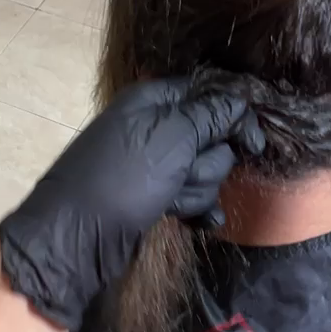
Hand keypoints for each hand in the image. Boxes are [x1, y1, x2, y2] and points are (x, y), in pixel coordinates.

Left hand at [0, 78, 261, 331]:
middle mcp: (156, 128)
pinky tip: (196, 221)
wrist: (78, 237)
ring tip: (170, 200)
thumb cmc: (123, 177)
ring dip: (196, 189)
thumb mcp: (172, 136)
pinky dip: (196, 209)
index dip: (233, 116)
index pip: (209, 95)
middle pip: (212, 137)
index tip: (252, 142)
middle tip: (181, 174)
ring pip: (205, 171)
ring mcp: (155, 166)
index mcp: (154, 101)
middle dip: (206, 162)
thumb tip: (239, 99)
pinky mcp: (156, 198)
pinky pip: (192, 197)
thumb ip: (210, 114)